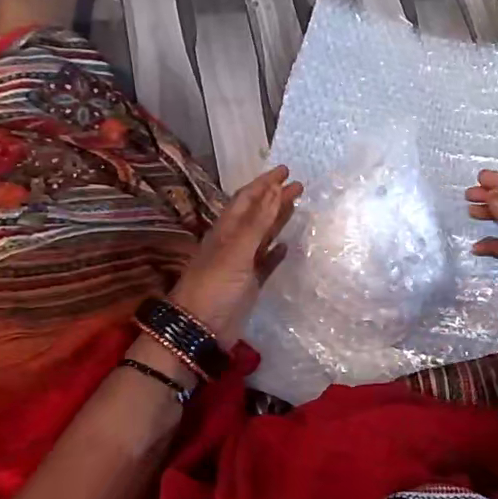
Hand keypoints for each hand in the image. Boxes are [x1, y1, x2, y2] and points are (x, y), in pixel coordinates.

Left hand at [169, 165, 302, 346]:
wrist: (199, 327)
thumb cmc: (215, 286)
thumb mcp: (236, 250)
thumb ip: (257, 222)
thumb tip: (275, 190)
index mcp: (227, 230)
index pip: (247, 198)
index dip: (265, 183)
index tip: (285, 170)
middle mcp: (234, 242)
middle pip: (257, 213)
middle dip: (275, 197)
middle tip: (298, 185)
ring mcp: (242, 263)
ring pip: (262, 235)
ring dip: (277, 219)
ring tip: (295, 205)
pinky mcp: (249, 283)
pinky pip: (266, 261)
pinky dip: (276, 251)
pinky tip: (286, 246)